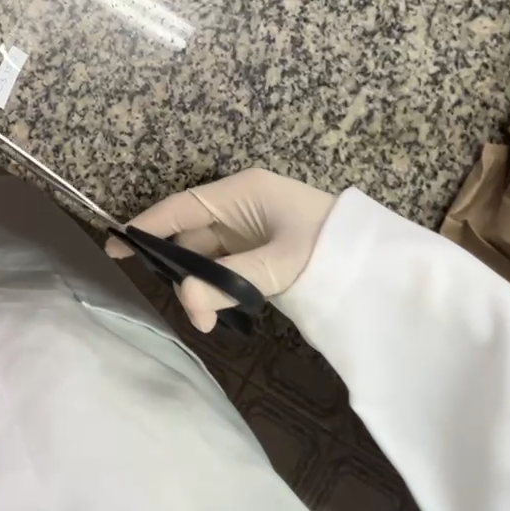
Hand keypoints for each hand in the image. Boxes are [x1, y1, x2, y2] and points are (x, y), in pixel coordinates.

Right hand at [107, 167, 336, 331]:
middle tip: (178, 303)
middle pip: (192, 234)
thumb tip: (184, 301)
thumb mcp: (281, 265)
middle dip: (178, 267)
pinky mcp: (264, 254)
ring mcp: (252, 231)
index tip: (117, 244)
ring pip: (208, 256)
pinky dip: (220, 289)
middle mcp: (241, 207)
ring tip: (205, 318)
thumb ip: (229, 282)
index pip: (181, 207)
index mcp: (242, 192)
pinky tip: (220, 311)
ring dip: (201, 285)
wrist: (392, 271)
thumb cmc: (334, 250)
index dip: (147, 224)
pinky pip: (228, 269)